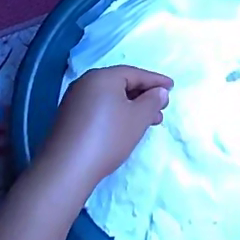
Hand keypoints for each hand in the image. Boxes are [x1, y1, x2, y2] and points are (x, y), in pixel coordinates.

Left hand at [40, 65, 172, 187]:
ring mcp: (75, 100)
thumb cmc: (109, 136)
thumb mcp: (138, 118)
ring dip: (131, 106)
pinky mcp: (70, 117)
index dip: (155, 80)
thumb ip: (152, 101)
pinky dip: (116, 113)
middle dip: (144, 95)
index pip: (134, 73)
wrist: (68, 166)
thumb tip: (158, 91)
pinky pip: (99, 107)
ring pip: (110, 97)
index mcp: (102, 77)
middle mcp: (85, 83)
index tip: (171, 86)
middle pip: (120, 83)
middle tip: (162, 107)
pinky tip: (125, 127)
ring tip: (150, 121)